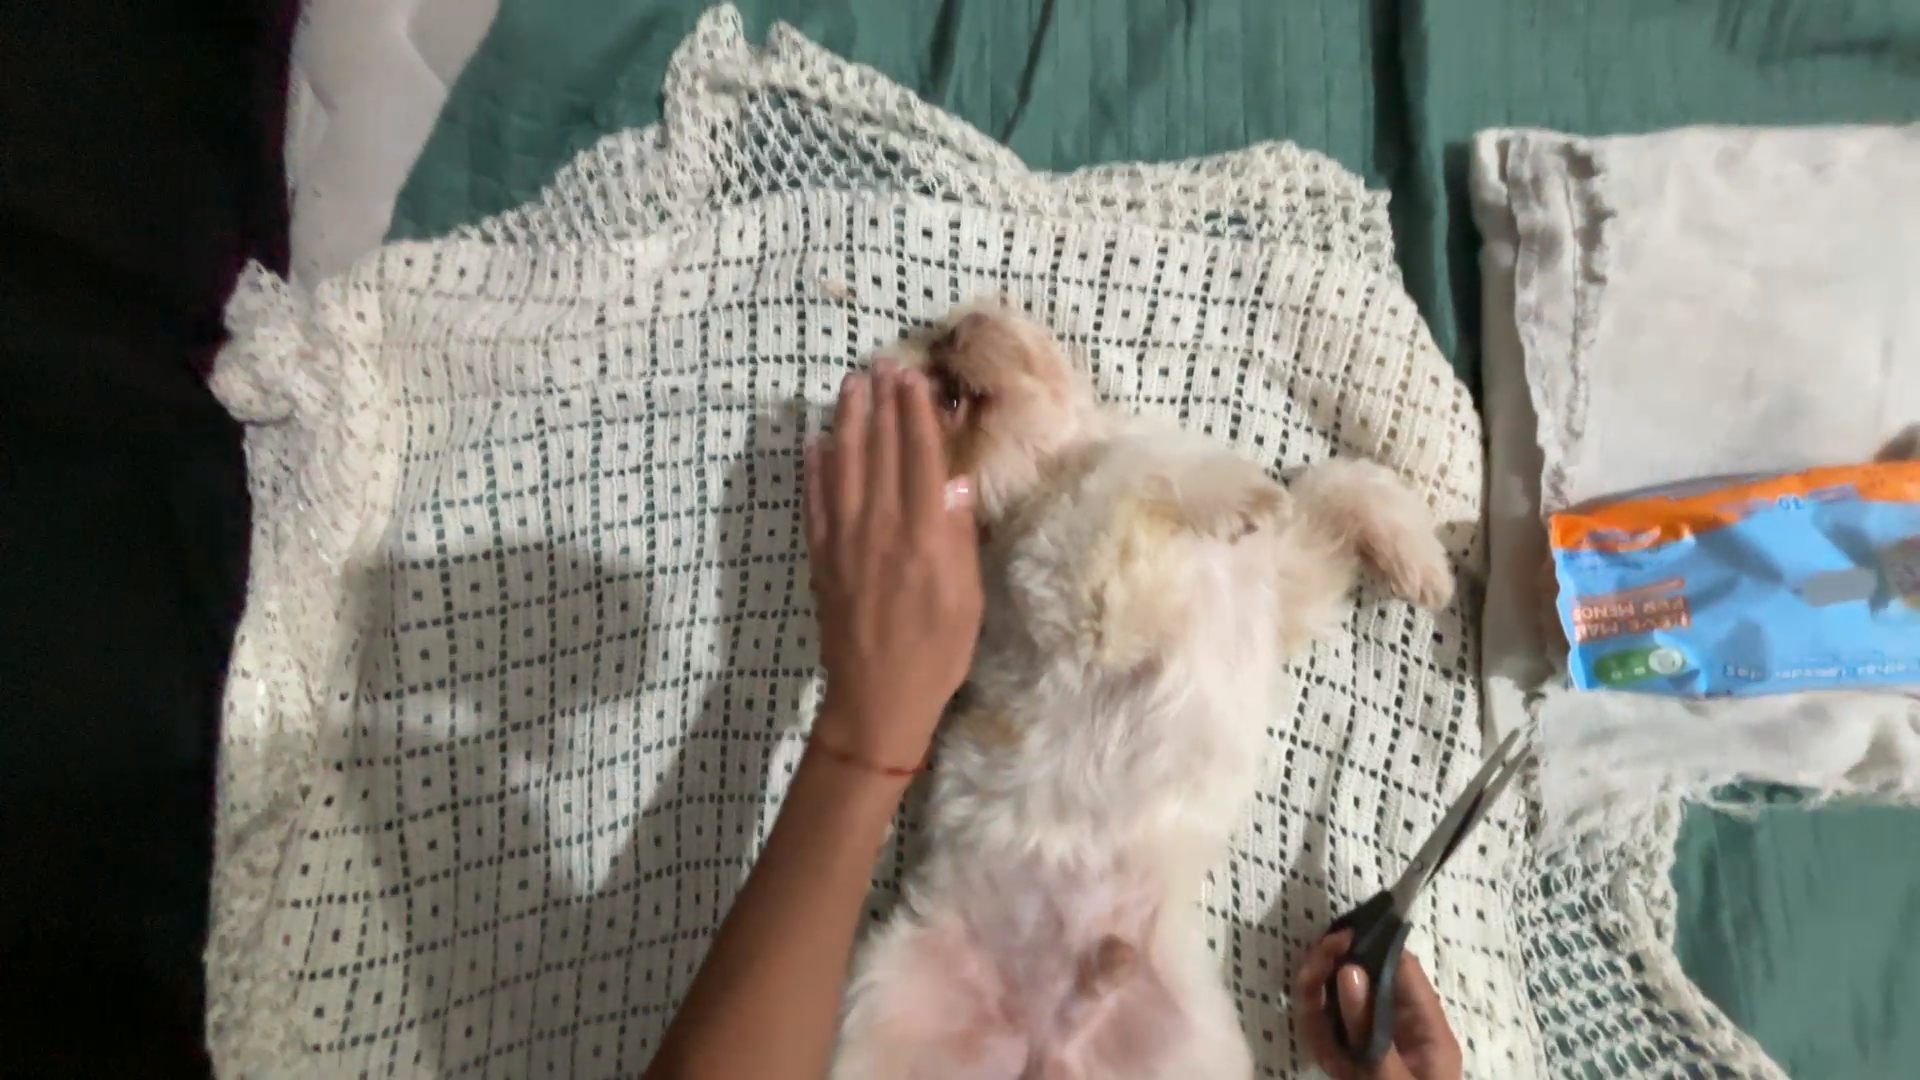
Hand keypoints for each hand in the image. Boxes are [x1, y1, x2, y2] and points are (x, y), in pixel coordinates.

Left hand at [804, 362, 982, 773]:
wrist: (876, 697)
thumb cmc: (937, 652)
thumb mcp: (967, 598)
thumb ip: (959, 537)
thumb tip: (957, 480)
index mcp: (924, 536)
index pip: (919, 459)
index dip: (916, 415)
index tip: (914, 379)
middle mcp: (880, 527)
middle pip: (880, 452)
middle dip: (882, 405)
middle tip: (882, 365)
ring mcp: (844, 539)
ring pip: (844, 466)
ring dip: (847, 422)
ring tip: (851, 386)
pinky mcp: (821, 556)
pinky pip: (815, 501)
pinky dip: (814, 468)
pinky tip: (815, 443)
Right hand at [1295, 932, 1462, 1079]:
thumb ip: (1369, 1028)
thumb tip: (1349, 969)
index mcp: (1426, 1030)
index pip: (1402, 967)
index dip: (1370, 945)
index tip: (1334, 940)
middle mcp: (1401, 1028)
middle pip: (1364, 975)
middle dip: (1331, 970)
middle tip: (1308, 978)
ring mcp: (1375, 1043)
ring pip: (1339, 998)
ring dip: (1317, 1000)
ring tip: (1309, 1013)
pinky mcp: (1355, 1060)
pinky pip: (1331, 1030)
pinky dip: (1318, 1033)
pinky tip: (1324, 1056)